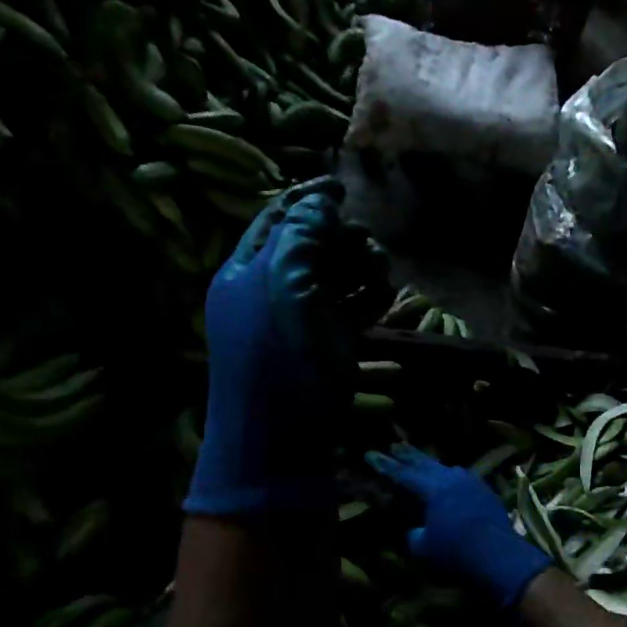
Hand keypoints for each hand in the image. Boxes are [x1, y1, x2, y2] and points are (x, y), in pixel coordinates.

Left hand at [185, 178, 354, 517]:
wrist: (282, 440)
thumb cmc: (275, 359)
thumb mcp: (281, 285)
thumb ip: (300, 233)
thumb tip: (322, 198)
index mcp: (248, 270)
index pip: (278, 218)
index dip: (308, 198)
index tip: (342, 186)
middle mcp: (275, 287)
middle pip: (316, 240)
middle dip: (343, 237)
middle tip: (361, 252)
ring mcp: (306, 315)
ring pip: (341, 269)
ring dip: (363, 264)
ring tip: (375, 279)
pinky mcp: (333, 338)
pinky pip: (356, 301)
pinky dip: (370, 294)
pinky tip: (379, 300)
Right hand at [366, 446, 551, 608]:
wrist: (500, 556)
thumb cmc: (456, 553)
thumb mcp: (423, 549)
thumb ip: (414, 535)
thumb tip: (414, 530)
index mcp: (432, 489)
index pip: (403, 474)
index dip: (386, 465)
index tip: (371, 454)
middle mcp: (451, 478)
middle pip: (425, 463)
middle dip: (408, 455)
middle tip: (395, 446)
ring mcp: (472, 483)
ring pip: (446, 468)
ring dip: (432, 464)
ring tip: (423, 461)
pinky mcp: (486, 492)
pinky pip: (463, 478)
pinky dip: (451, 476)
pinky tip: (453, 478)